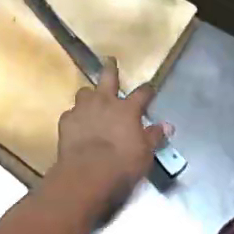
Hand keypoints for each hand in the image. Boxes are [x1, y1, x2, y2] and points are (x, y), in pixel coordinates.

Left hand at [54, 59, 169, 200]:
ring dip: (89, 95)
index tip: (150, 87)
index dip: (147, 90)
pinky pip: (71, 113)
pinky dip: (76, 117)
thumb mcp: (145, 153)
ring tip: (91, 99)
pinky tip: (77, 124)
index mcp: (127, 109)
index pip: (142, 93)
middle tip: (109, 60)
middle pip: (107, 77)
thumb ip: (154, 136)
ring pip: (84, 92)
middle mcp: (104, 102)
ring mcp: (83, 109)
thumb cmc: (122, 164)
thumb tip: (167, 126)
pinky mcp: (66, 120)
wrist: (88, 173)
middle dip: (110, 68)